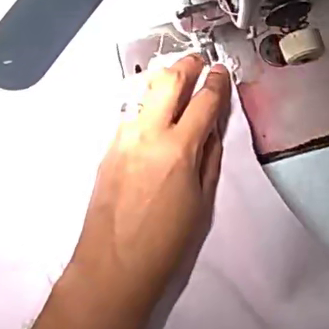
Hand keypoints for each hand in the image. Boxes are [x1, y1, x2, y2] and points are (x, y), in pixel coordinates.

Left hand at [62, 56, 230, 328]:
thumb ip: (210, 157)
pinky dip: (146, 106)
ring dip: (163, 80)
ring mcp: (122, 139)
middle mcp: (148, 135)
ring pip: (143, 92)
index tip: (220, 72)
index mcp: (179, 150)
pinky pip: (130, 115)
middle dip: (187, 64)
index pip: (203, 101)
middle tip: (198, 61)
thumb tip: (212, 128)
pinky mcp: (107, 148)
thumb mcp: (202, 201)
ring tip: (177, 81)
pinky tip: (155, 114)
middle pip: (168, 80)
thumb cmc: (165, 243)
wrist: (112, 267)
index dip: (216, 82)